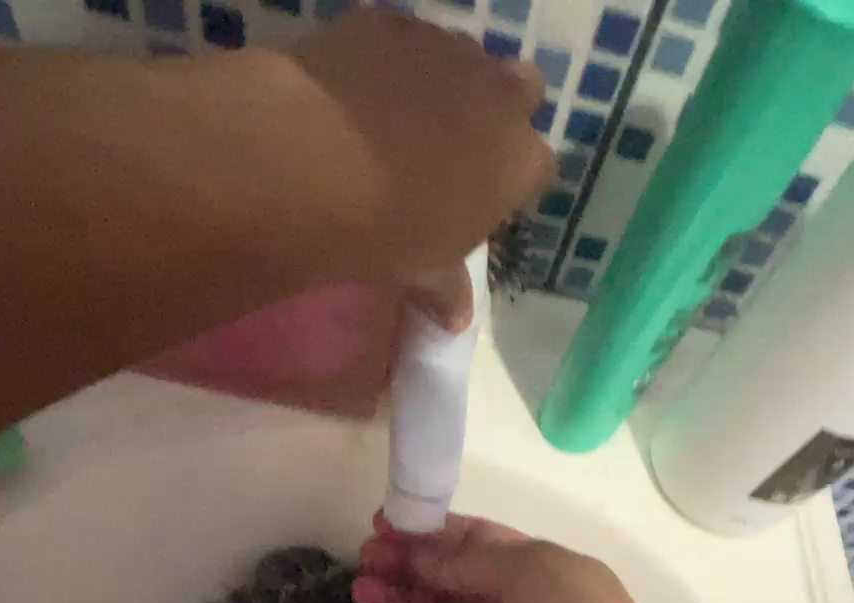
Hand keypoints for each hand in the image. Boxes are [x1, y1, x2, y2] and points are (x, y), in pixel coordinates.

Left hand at [281, 10, 552, 292]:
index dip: (511, 178)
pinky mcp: (393, 22)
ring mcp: (447, 50)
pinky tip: (356, 94)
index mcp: (520, 161)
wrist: (314, 161)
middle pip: (522, 89)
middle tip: (453, 145)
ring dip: (445, 83)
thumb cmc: (391, 231)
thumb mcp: (424, 271)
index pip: (538, 164)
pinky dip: (389, 63)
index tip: (480, 197)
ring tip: (396, 119)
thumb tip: (456, 322)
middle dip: (498, 110)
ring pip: (464, 57)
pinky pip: (404, 40)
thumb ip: (448, 288)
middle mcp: (499, 95)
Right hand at [352, 514, 692, 602]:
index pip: (471, 540)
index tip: (385, 522)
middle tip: (365, 558)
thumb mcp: (536, 571)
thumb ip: (473, 560)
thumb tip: (421, 551)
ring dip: (399, 601)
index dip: (429, 531)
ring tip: (362, 590)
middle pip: (446, 577)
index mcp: (531, 566)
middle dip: (407, 564)